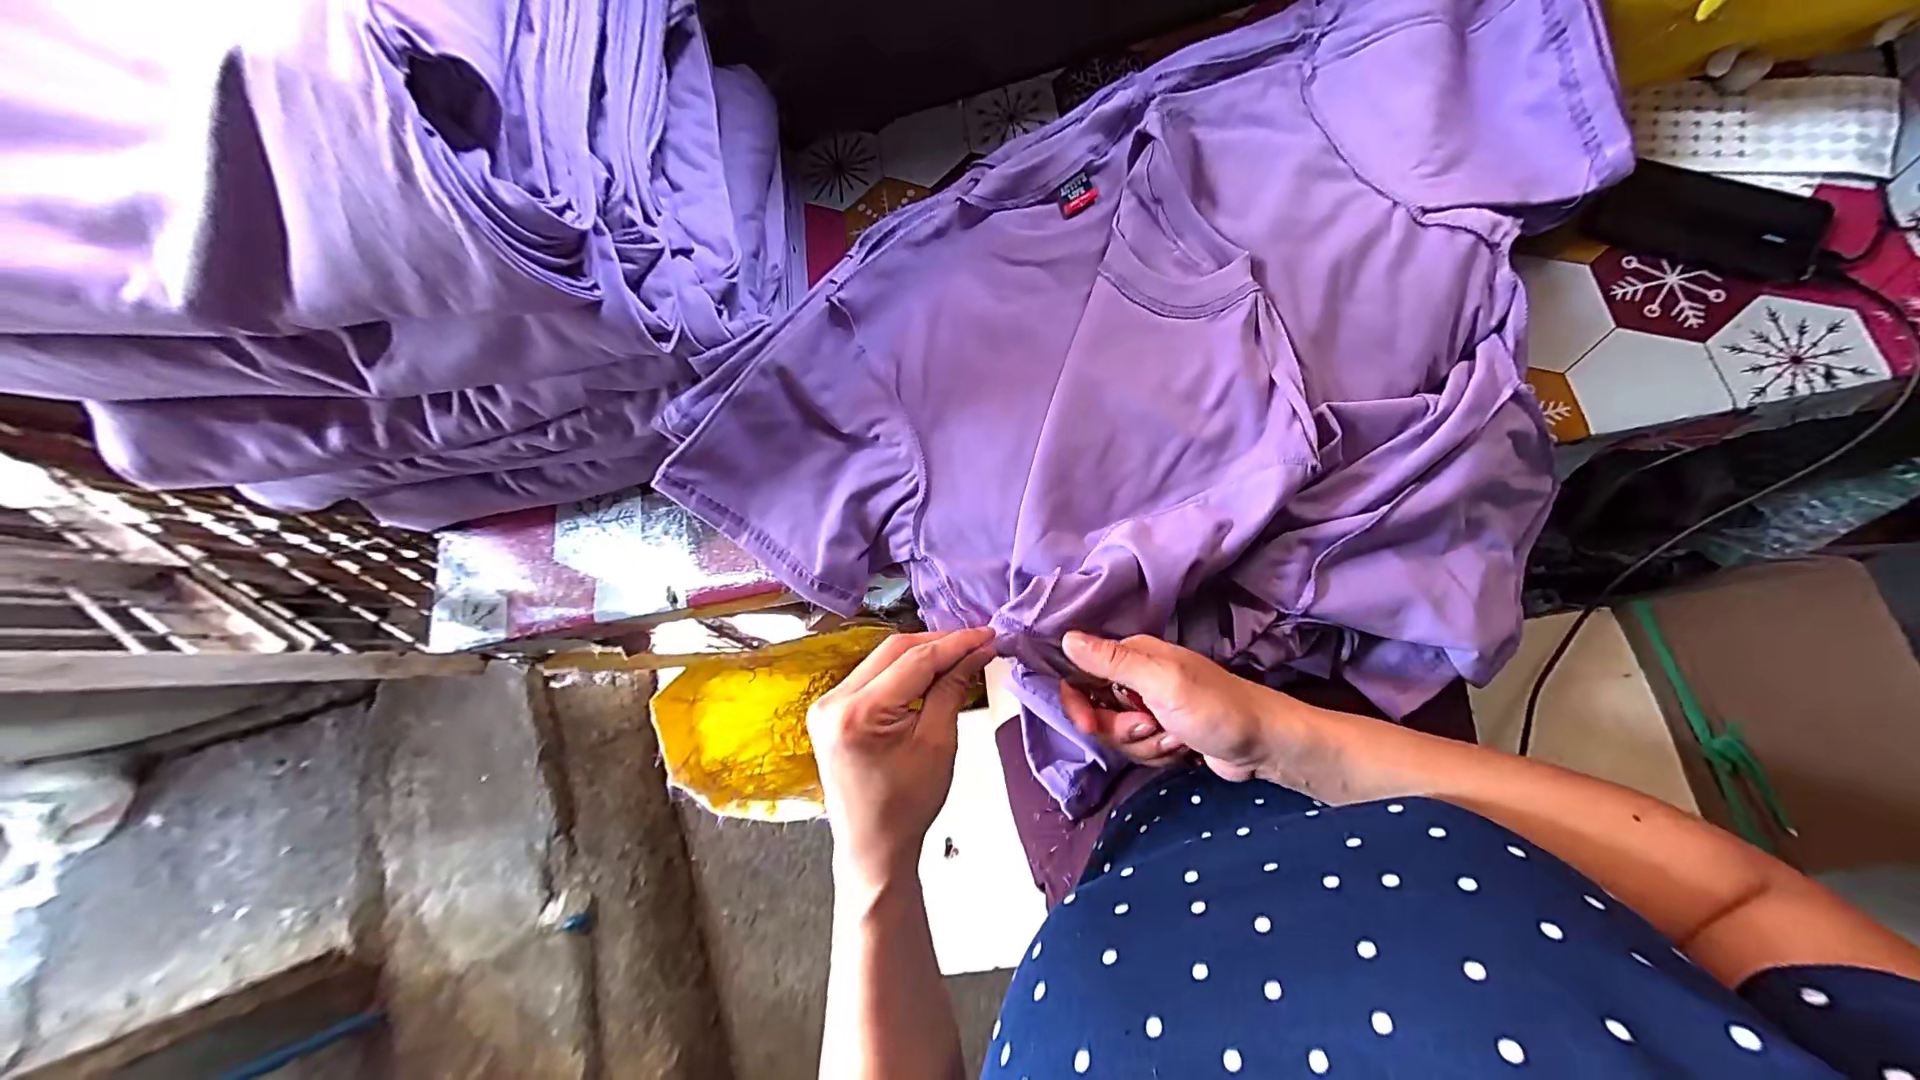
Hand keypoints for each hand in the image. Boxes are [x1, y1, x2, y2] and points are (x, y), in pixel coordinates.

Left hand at [809, 627, 996, 893]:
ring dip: (921, 653)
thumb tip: (974, 653)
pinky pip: (872, 674)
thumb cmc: (905, 807)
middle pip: (894, 650)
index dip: (955, 644)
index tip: (985, 635)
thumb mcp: (938, 743)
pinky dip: (902, 668)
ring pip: (883, 657)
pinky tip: (928, 671)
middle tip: (976, 642)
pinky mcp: (831, 709)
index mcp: (858, 713)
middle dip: (938, 643)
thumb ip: (952, 689)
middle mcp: (833, 702)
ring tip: (958, 655)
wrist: (873, 846)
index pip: (915, 659)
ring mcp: (827, 705)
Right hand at [1058, 631, 1293, 781]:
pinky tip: (1181, 747)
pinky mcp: (1161, 731)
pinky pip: (1136, 748)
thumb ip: (1112, 661)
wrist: (1266, 745)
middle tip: (1150, 727)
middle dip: (1119, 729)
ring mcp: (1149, 705)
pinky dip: (1156, 753)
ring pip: (1116, 735)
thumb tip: (1067, 638)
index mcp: (1132, 655)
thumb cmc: (1215, 708)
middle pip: (1095, 710)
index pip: (1079, 675)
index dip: (1078, 703)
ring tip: (1174, 737)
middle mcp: (1135, 676)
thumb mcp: (1161, 682)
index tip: (1089, 725)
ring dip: (1142, 744)